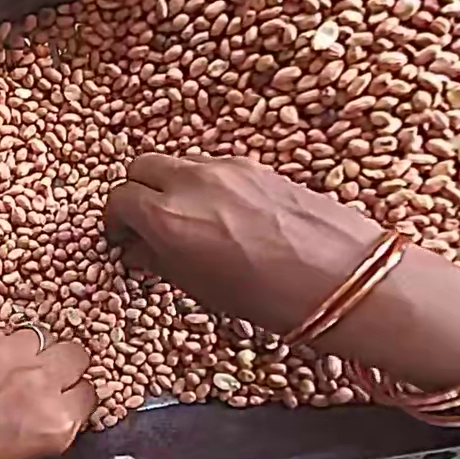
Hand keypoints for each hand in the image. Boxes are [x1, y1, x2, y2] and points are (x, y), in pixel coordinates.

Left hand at [0, 326, 96, 458]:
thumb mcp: (21, 457)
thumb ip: (49, 423)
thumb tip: (61, 399)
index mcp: (53, 423)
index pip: (88, 392)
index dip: (73, 396)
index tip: (63, 398)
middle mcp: (36, 383)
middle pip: (73, 355)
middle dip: (61, 367)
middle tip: (40, 379)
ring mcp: (5, 354)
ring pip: (38, 337)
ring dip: (28, 352)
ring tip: (5, 371)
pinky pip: (2, 332)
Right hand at [104, 153, 386, 333]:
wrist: (344, 279)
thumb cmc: (268, 295)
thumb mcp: (199, 287)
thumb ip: (158, 259)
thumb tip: (138, 247)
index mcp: (167, 217)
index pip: (118, 198)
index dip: (115, 220)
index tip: (122, 236)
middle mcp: (189, 182)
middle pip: (140, 166)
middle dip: (135, 192)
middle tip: (145, 221)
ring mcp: (224, 167)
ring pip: (176, 162)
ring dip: (168, 184)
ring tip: (185, 217)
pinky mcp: (254, 164)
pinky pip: (209, 164)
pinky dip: (200, 182)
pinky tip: (219, 211)